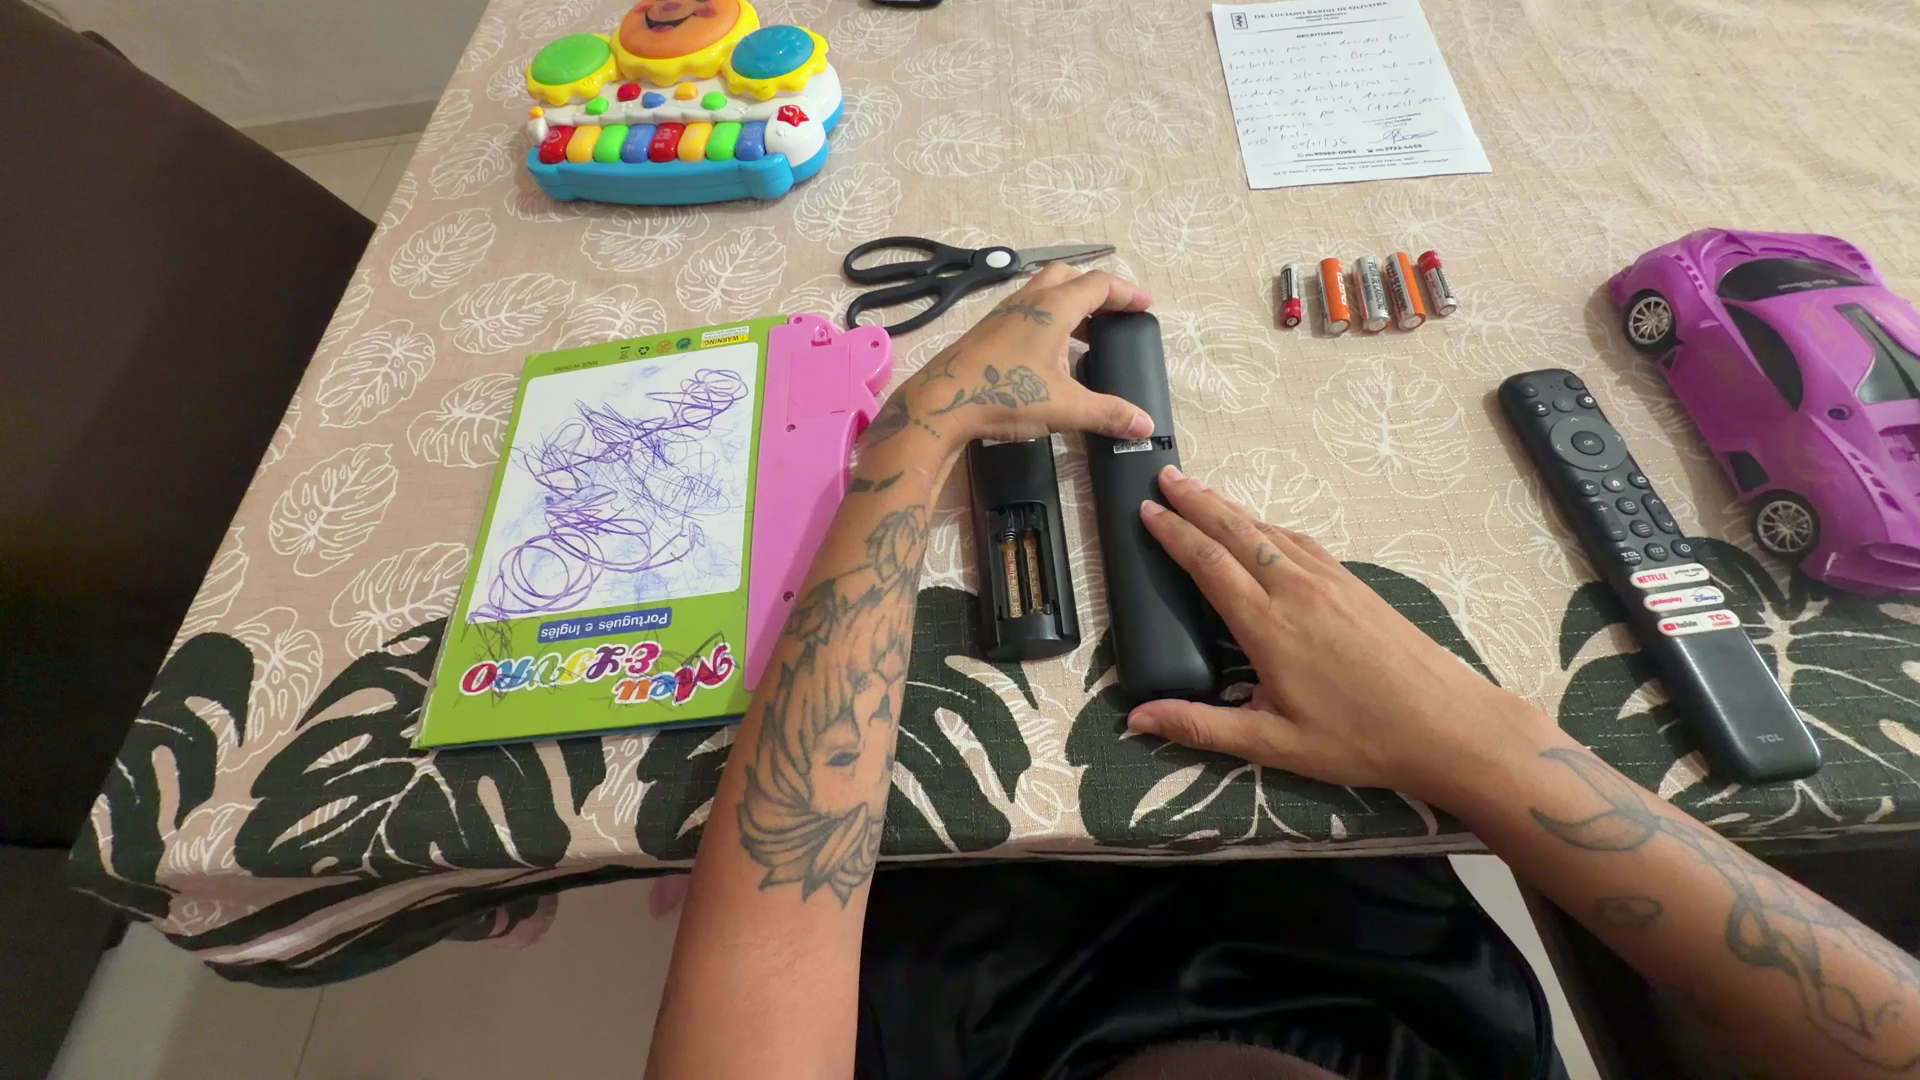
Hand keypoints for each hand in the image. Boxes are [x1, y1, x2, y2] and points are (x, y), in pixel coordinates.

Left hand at [859, 264, 1155, 457]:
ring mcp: (1002, 315)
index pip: (1099, 285)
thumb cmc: (1002, 395)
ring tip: (1084, 339)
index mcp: (1053, 308)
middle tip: (1112, 316)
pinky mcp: (985, 333)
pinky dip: (1045, 323)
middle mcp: (1027, 302)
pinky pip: (1024, 314)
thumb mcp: (1065, 407)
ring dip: (1068, 307)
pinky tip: (1047, 357)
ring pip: (1042, 294)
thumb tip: (1145, 425)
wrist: (940, 404)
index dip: (1126, 293)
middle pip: (1068, 278)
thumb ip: (1108, 414)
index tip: (1144, 306)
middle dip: (1095, 291)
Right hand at [1126, 465, 1557, 807]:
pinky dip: (1265, 525)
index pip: (1207, 563)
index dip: (1173, 533)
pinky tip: (1259, 526)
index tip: (1146, 511)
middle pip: (1233, 531)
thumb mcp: (1272, 743)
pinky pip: (1297, 541)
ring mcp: (1327, 580)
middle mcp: (1293, 590)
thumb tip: (1136, 719)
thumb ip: (1200, 726)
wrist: (1452, 726)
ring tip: (1198, 490)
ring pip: (1266, 530)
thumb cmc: (1359, 739)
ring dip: (1227, 506)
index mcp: (1267, 626)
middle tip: (1164, 478)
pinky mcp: (1352, 583)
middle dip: (1194, 501)